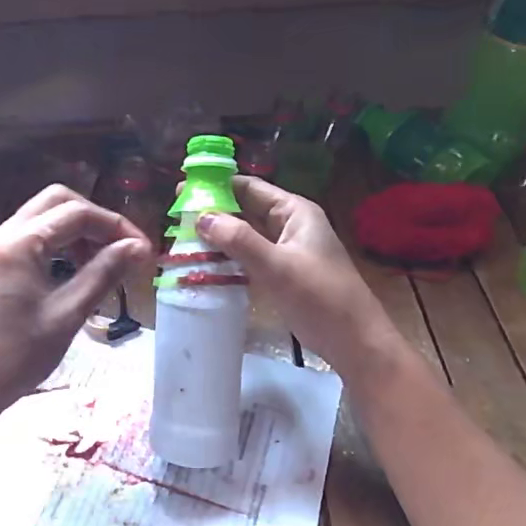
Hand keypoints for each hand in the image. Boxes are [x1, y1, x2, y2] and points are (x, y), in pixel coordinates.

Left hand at [0, 186, 151, 418]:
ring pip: (41, 220)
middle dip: (95, 221)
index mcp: (18, 242)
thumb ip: (103, 274)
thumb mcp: (66, 315)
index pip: (77, 213)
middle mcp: (0, 235)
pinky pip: (27, 241)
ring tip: (103, 265)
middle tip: (122, 250)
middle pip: (56, 203)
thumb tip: (138, 248)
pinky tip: (73, 274)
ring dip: (75, 233)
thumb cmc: (14, 357)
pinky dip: (54, 247)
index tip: (144, 253)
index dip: (117, 227)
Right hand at [194, 176, 398, 375]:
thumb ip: (238, 240)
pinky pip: (245, 257)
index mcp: (294, 212)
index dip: (217, 185)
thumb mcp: (277, 266)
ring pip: (242, 235)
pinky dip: (225, 258)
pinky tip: (201, 264)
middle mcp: (288, 225)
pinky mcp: (278, 273)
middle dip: (211, 212)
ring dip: (215, 237)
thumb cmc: (321, 297)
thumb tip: (200, 216)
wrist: (353, 340)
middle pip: (243, 210)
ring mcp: (283, 250)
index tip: (182, 190)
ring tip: (179, 239)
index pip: (250, 187)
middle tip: (173, 217)